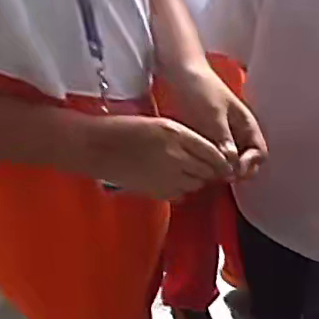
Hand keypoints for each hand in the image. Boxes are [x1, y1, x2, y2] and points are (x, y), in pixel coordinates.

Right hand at [72, 114, 232, 198]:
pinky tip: (165, 179)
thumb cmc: (123, 130)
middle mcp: (177, 155)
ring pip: (198, 183)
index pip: (214, 153)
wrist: (94, 146)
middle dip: (208, 170)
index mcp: (176, 133)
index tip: (223, 164)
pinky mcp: (162, 191)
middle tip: (198, 166)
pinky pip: (183, 194)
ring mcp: (170, 175)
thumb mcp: (158, 124)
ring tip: (178, 170)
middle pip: (209, 171)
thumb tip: (210, 154)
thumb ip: (186, 138)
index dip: (221, 161)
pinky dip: (180, 189)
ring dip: (194, 179)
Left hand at [164, 64, 266, 179]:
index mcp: (249, 126)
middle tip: (219, 174)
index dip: (249, 165)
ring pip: (234, 161)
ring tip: (210, 171)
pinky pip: (220, 157)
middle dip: (237, 170)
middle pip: (249, 162)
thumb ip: (224, 141)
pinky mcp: (213, 138)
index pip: (260, 154)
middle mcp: (242, 134)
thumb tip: (232, 167)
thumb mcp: (213, 115)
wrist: (178, 68)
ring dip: (225, 168)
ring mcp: (228, 137)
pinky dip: (214, 163)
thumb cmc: (200, 87)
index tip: (232, 170)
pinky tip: (202, 163)